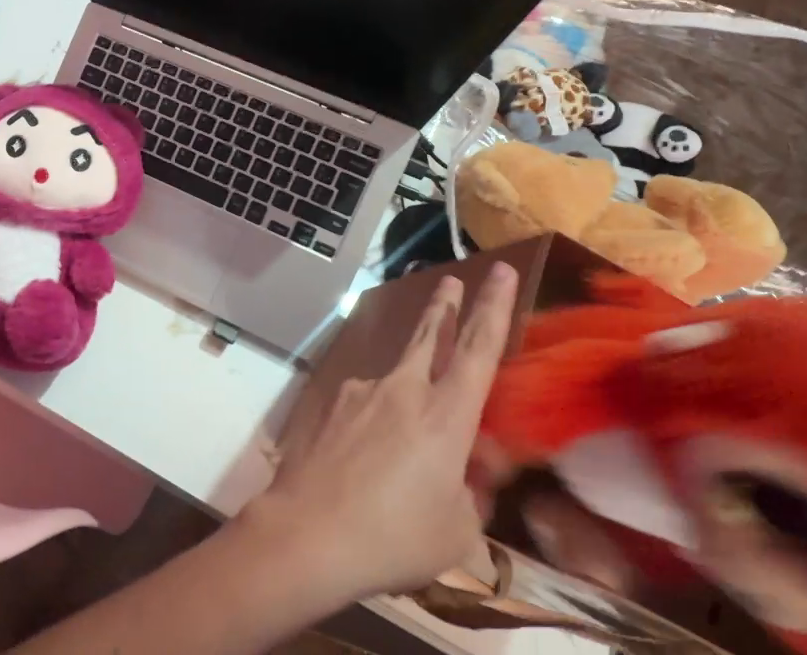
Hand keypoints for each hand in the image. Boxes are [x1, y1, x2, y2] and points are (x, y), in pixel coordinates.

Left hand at [236, 264, 519, 614]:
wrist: (308, 533)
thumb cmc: (395, 537)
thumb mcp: (459, 526)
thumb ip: (469, 487)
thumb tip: (466, 466)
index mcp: (444, 416)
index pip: (478, 350)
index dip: (493, 308)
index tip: (498, 270)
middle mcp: (401, 391)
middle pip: (428, 337)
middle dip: (444, 307)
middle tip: (451, 281)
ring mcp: (358, 394)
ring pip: (395, 377)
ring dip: (410, 386)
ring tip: (409, 438)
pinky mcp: (328, 407)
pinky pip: (365, 405)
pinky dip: (377, 420)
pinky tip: (367, 457)